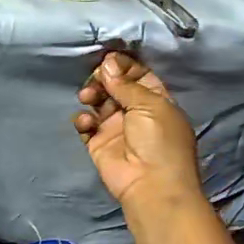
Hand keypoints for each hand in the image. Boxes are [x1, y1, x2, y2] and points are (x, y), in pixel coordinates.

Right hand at [74, 52, 201, 208]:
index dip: (122, 65)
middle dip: (103, 78)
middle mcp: (135, 111)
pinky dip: (83, 120)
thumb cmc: (159, 141)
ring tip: (88, 97)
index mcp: (155, 99)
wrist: (151, 185)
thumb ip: (125, 84)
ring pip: (98, 102)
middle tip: (96, 79)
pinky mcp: (97, 143)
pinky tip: (87, 123)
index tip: (107, 59)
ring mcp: (115, 128)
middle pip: (114, 86)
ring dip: (91, 95)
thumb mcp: (149, 105)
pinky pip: (86, 125)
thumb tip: (106, 64)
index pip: (137, 75)